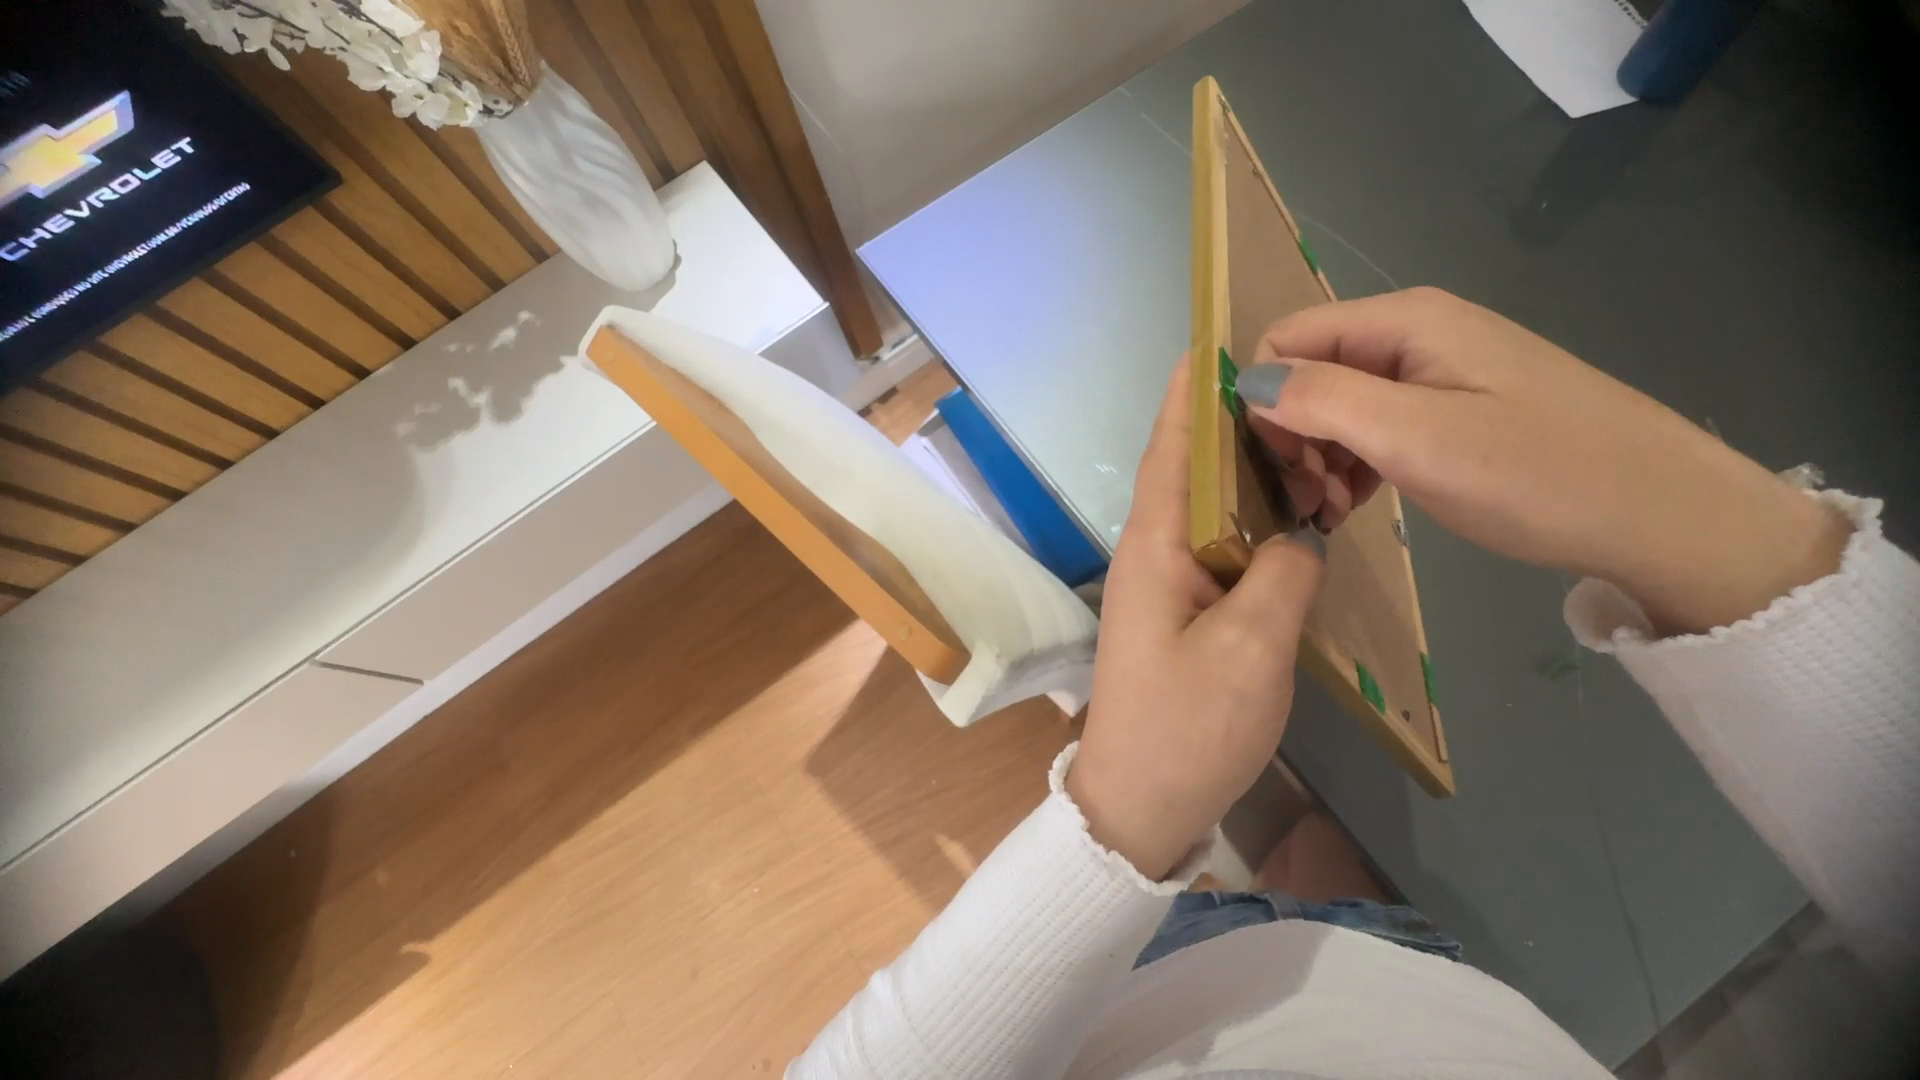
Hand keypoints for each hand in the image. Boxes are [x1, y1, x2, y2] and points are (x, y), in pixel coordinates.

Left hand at [1067, 358, 1323, 880]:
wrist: (1141, 806)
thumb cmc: (1188, 727)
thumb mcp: (1250, 647)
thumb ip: (1281, 573)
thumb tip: (1298, 534)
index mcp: (1154, 547)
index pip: (1169, 450)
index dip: (1188, 395)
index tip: (1213, 341)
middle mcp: (1152, 556)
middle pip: (1191, 474)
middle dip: (1235, 429)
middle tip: (1300, 391)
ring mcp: (1166, 589)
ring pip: (1210, 513)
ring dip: (1251, 479)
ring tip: (1310, 444)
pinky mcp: (1184, 620)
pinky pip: (1222, 554)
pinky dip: (1256, 530)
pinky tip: (1295, 524)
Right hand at [1240, 287, 1849, 634]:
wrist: (1668, 516)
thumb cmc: (1539, 474)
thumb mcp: (1417, 438)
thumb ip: (1323, 400)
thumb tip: (1245, 383)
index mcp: (1403, 322)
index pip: (1284, 342)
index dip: (1263, 402)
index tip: (1280, 468)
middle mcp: (1415, 333)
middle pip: (1309, 372)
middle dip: (1291, 435)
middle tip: (1307, 502)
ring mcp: (1440, 371)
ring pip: (1338, 403)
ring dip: (1320, 457)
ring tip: (1333, 511)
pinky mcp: (1457, 408)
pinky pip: (1376, 424)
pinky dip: (1354, 463)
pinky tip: (1361, 502)